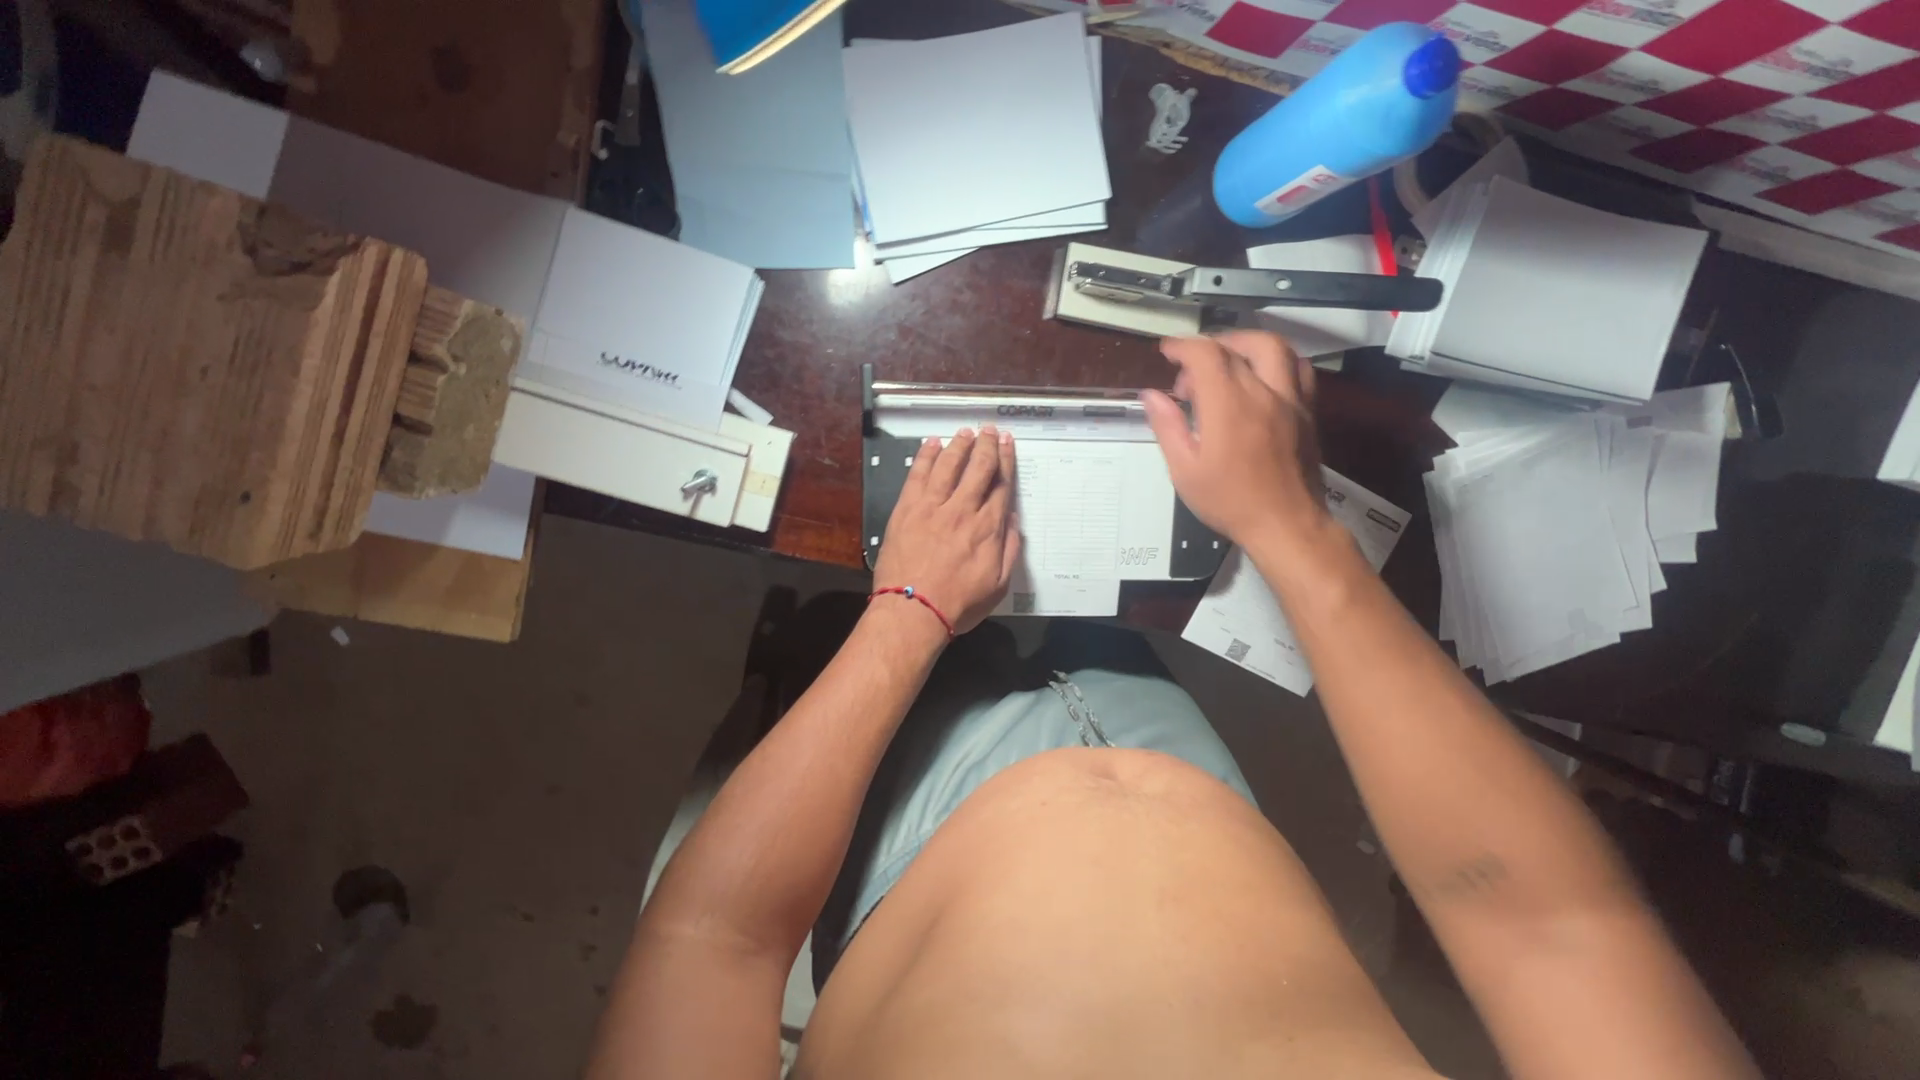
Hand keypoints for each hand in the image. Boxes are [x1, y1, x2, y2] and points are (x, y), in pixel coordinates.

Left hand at [872, 426, 1022, 636]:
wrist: (912, 611)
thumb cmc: (958, 604)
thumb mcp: (999, 585)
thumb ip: (1010, 550)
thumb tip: (1013, 520)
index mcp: (987, 528)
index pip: (1000, 485)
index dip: (1005, 461)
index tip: (1007, 443)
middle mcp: (962, 509)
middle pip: (977, 468)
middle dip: (986, 445)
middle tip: (989, 430)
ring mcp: (932, 506)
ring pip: (949, 465)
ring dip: (959, 445)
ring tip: (965, 432)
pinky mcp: (906, 509)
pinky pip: (918, 474)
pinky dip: (926, 456)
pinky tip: (932, 444)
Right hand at [1141, 331, 1329, 550]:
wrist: (1286, 524)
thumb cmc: (1230, 502)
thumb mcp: (1185, 471)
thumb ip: (1167, 427)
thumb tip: (1151, 396)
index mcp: (1229, 405)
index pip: (1206, 354)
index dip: (1183, 346)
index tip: (1167, 352)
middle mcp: (1263, 392)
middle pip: (1238, 346)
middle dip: (1209, 347)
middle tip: (1192, 372)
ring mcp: (1291, 400)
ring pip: (1275, 348)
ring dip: (1246, 345)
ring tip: (1228, 363)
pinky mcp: (1308, 413)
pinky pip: (1299, 370)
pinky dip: (1277, 362)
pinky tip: (1262, 379)